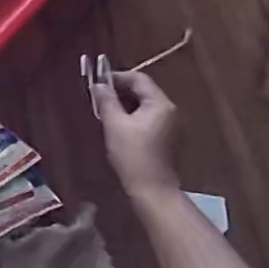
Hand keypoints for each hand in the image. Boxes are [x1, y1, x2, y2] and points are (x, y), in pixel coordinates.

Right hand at [93, 69, 180, 195]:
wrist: (152, 190)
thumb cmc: (132, 155)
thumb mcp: (114, 125)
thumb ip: (107, 101)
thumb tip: (98, 85)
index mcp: (160, 104)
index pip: (139, 79)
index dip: (117, 77)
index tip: (97, 82)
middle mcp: (170, 110)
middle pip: (144, 91)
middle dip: (121, 91)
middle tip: (99, 97)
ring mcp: (171, 125)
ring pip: (145, 105)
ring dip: (126, 104)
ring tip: (105, 110)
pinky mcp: (167, 138)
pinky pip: (149, 118)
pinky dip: (133, 116)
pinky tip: (118, 125)